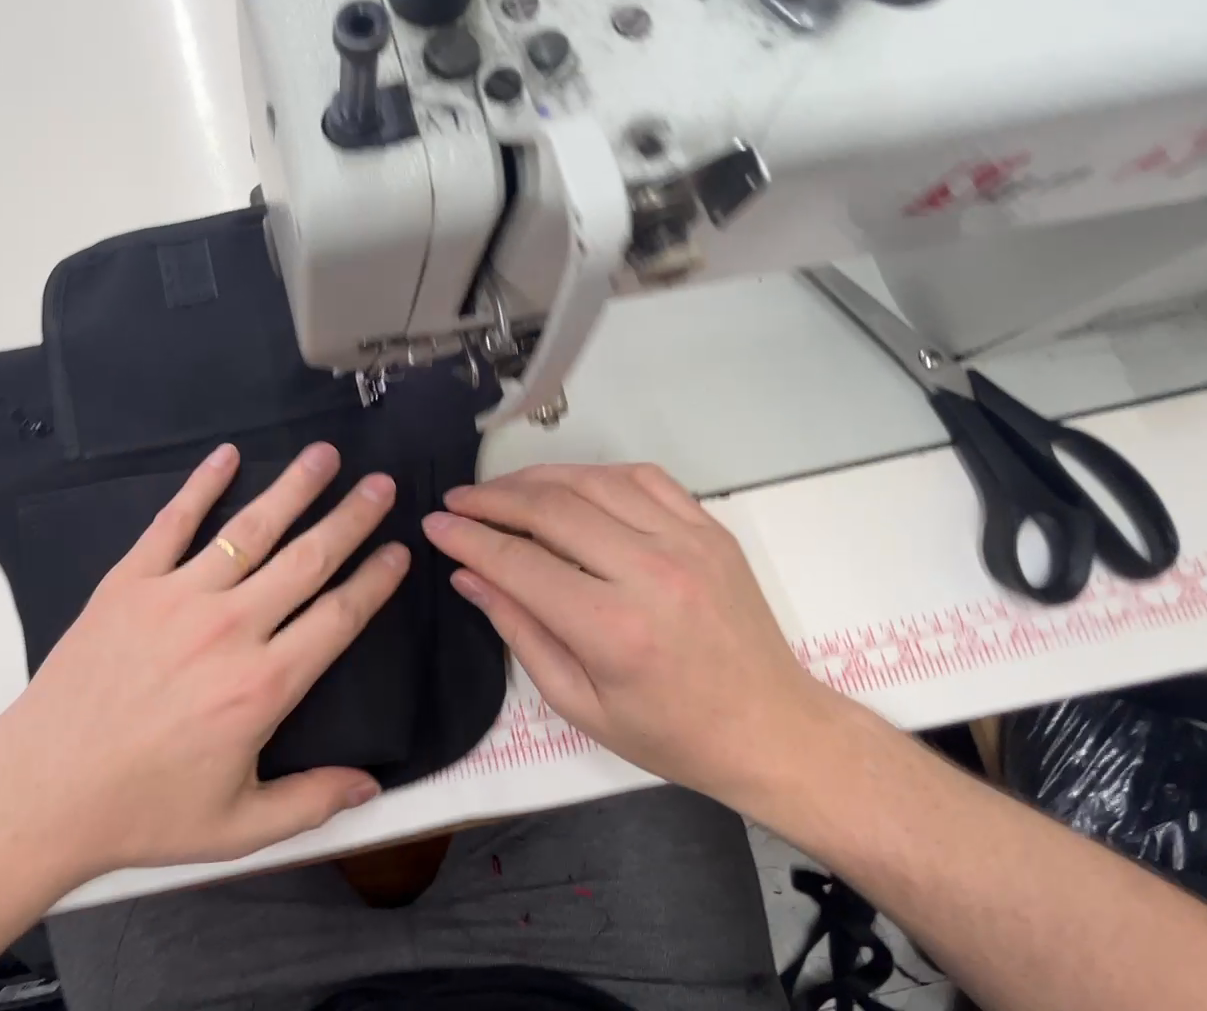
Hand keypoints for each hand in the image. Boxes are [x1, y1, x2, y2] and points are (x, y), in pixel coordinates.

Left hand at [0, 442, 405, 884]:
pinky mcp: (129, 583)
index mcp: (264, 685)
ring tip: (323, 455)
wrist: (43, 791)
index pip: (339, 616)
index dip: (376, 580)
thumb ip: (312, 801)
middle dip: (351, 518)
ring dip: (293, 488)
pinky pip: (172, 522)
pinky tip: (226, 456)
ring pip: (250, 529)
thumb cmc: (143, 811)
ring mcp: (176, 597)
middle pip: (307, 559)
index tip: (399, 550)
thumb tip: (372, 784)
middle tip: (381, 484)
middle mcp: (229, 629)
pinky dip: (201, 486)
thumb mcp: (239, 827)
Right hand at [421, 463, 833, 803]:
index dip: (466, 538)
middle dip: (491, 499)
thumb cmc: (668, 732)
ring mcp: (687, 543)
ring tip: (501, 490)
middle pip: (550, 509)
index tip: (434, 525)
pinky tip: (567, 484)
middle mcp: (649, 572)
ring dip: (536, 478)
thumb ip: (519, 632)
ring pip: (592, 481)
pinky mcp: (711, 530)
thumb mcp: (577, 702)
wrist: (772, 730)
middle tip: (457, 501)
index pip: (517, 562)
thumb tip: (469, 576)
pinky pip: (643, 478)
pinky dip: (594, 473)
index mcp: (611, 627)